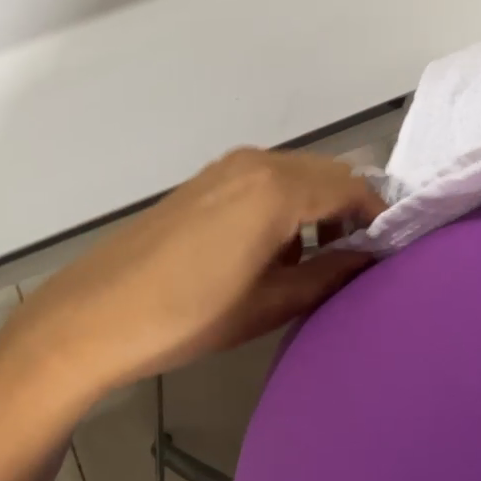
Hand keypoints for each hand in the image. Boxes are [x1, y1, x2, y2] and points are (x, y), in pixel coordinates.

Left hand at [0, 149, 384, 397]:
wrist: (92, 317)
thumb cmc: (188, 315)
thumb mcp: (270, 303)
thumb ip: (330, 274)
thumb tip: (370, 257)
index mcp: (278, 189)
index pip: (352, 187)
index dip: (378, 216)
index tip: (388, 249)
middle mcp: (257, 163)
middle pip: (327, 173)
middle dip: (350, 209)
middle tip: (355, 256)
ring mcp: (227, 168)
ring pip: (297, 174)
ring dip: (317, 205)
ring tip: (312, 259)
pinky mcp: (205, 180)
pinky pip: (266, 179)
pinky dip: (285, 203)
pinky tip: (270, 249)